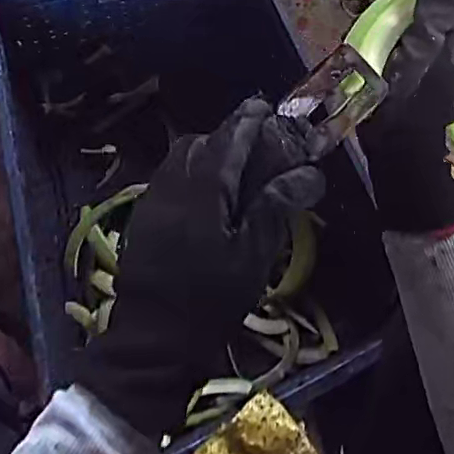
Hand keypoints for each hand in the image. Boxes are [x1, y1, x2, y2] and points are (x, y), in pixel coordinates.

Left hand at [80, 99, 324, 437]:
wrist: (151, 344)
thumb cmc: (210, 301)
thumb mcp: (253, 256)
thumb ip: (277, 207)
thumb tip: (309, 172)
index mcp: (202, 190)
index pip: (228, 137)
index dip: (250, 118)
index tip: (268, 108)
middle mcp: (172, 184)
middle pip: (201, 141)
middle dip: (228, 134)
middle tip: (256, 146)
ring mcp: (153, 199)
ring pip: (181, 156)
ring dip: (209, 151)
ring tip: (234, 169)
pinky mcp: (144, 216)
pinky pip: (169, 175)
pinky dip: (192, 171)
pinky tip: (209, 195)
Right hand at [357, 0, 453, 232]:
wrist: (393, 150)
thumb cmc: (408, 103)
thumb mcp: (421, 56)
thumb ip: (434, 19)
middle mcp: (445, 43)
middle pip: (453, 3)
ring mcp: (425, 54)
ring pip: (427, 14)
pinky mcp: (405, 63)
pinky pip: (405, 29)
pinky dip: (395, 15)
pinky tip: (377, 8)